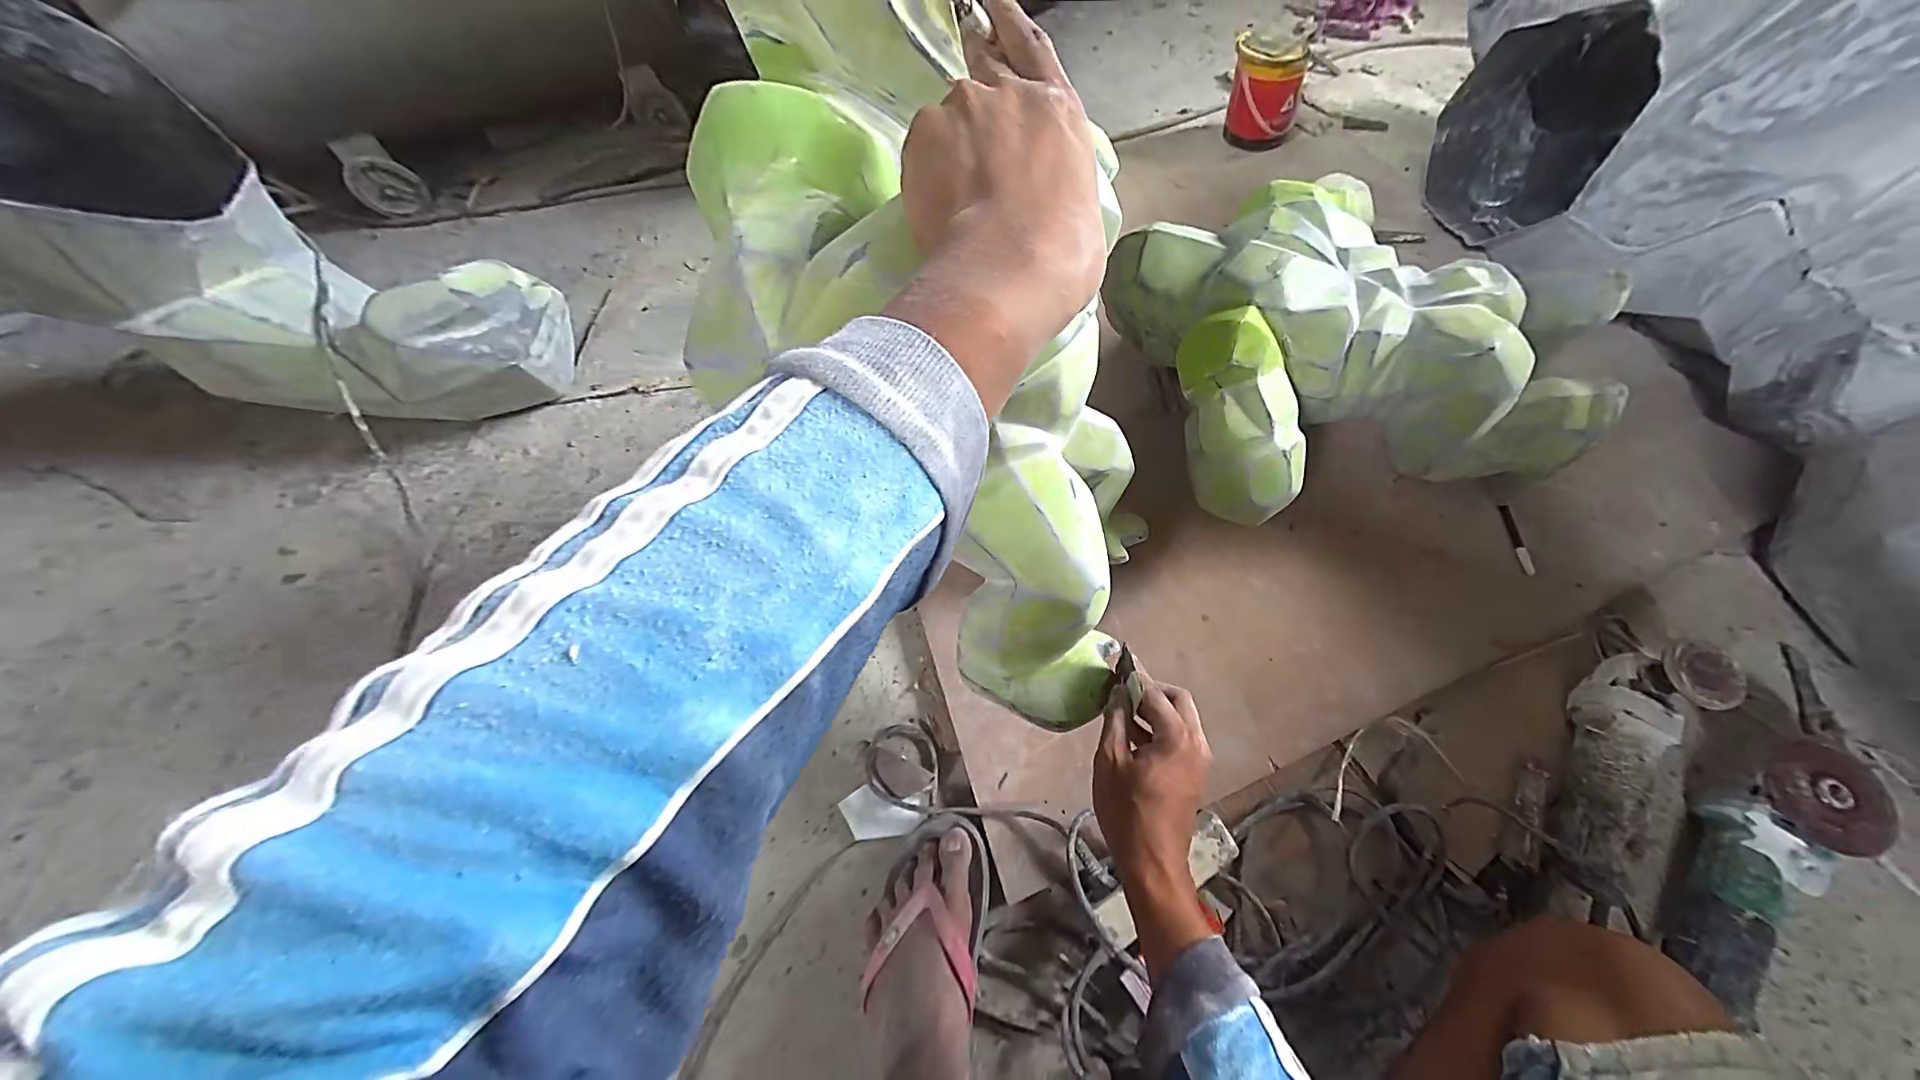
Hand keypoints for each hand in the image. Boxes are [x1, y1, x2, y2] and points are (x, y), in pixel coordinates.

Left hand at [882, 0, 1105, 414]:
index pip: (1032, 50)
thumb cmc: (1060, 255)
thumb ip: (1055, 183)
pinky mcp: (923, 133)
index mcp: (1058, 112)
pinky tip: (937, 205)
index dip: (1011, 26)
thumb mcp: (1079, 211)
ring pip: (948, 118)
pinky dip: (926, 172)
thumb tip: (1045, 203)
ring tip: (954, 194)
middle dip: (973, 63)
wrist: (1007, 268)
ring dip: (949, 146)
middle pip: (984, 65)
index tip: (993, 9)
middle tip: (961, 79)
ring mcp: (962, 107)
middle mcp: (1009, 94)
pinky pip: (921, 148)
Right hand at [1091, 672, 1215, 973]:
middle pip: (1178, 699)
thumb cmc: (1126, 811)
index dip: (1133, 676)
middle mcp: (1196, 742)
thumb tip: (1117, 692)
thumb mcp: (1110, 761)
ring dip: (1157, 709)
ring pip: (1182, 718)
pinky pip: (1182, 737)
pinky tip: (1134, 736)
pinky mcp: (1195, 773)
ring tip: (1124, 711)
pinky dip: (1162, 728)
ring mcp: (1200, 759)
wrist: (1153, 861)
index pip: (1154, 692)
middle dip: (1152, 688)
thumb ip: (1116, 720)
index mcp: (1176, 737)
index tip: (1115, 664)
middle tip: (1122, 688)